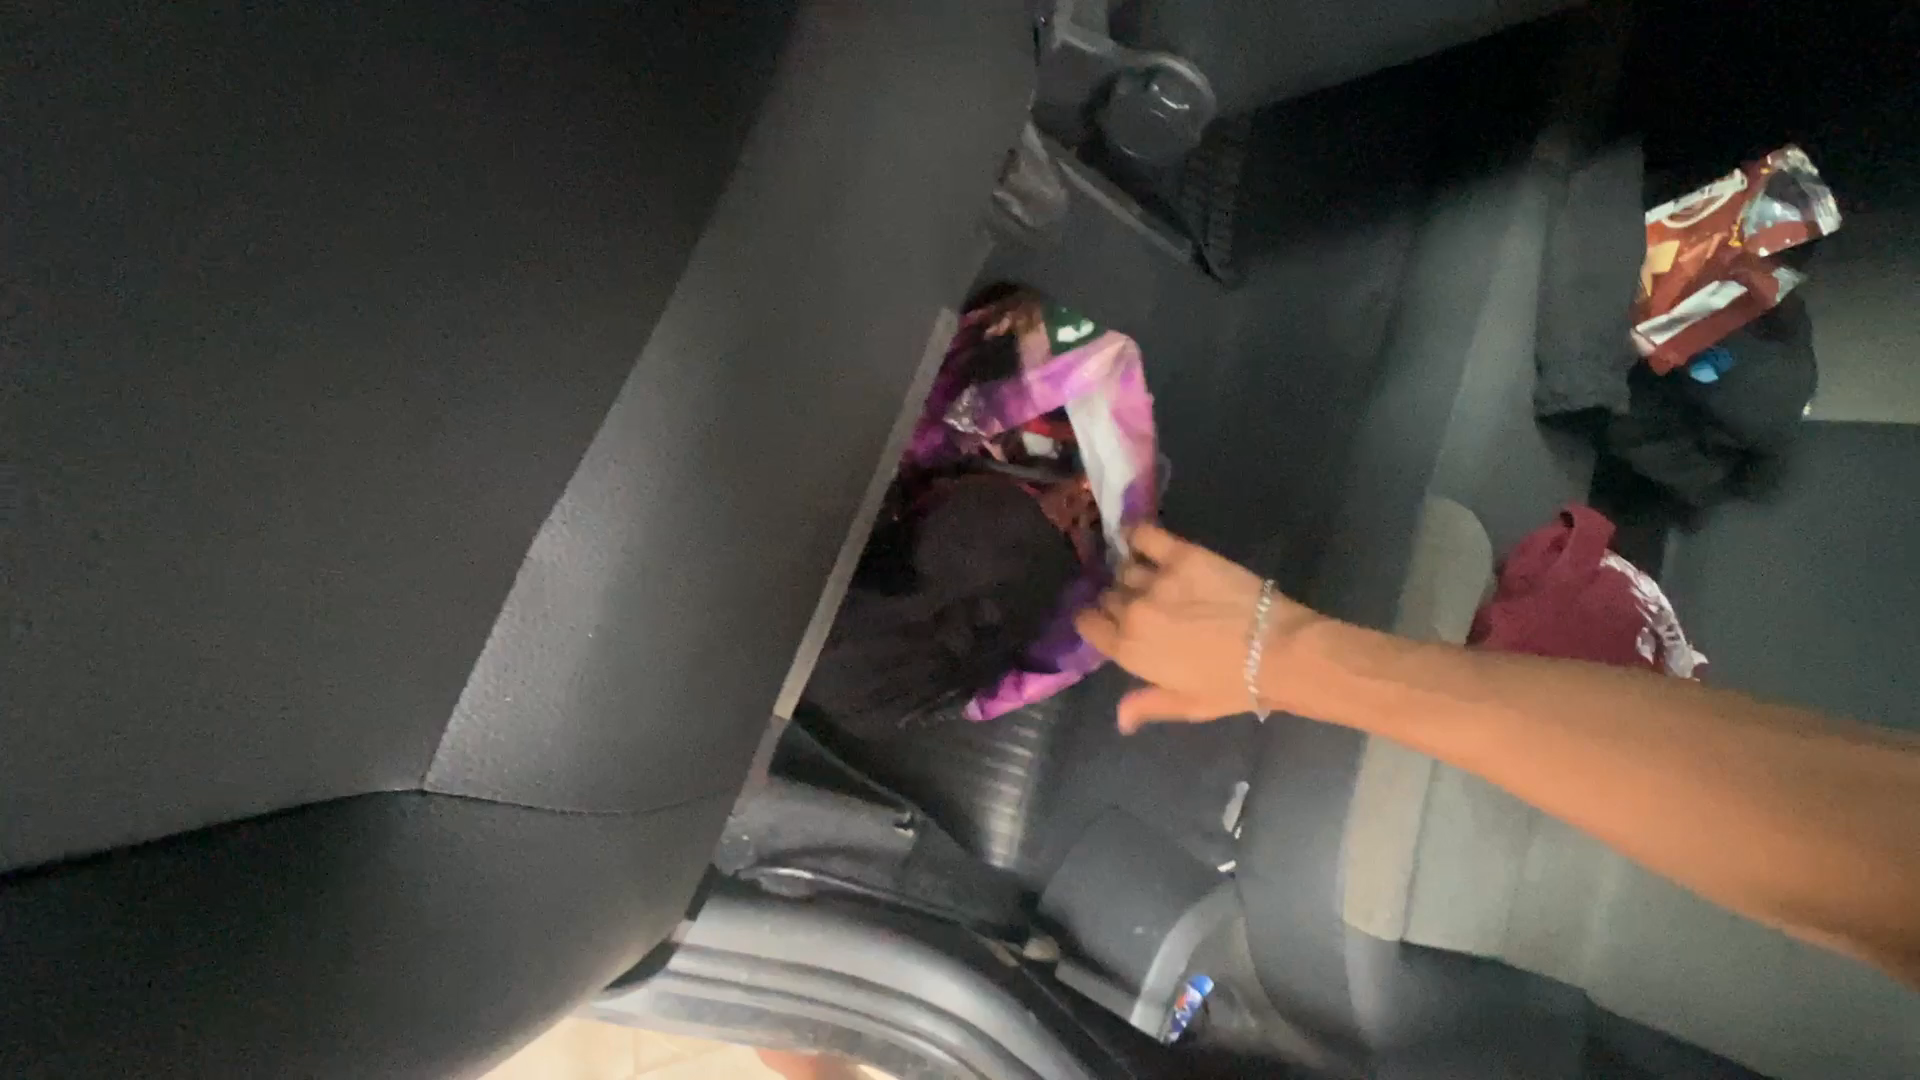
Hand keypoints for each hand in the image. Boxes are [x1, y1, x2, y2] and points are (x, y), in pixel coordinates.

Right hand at [1074, 525, 1321, 733]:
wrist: (1278, 651)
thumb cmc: (1232, 685)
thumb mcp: (1188, 705)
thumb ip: (1147, 706)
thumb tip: (1120, 721)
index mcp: (1128, 649)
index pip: (1088, 624)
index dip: (1095, 622)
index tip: (1108, 623)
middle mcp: (1132, 611)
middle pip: (1107, 595)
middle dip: (1116, 600)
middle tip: (1139, 606)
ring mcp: (1155, 580)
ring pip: (1124, 569)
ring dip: (1130, 574)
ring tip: (1148, 579)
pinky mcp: (1181, 555)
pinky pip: (1145, 536)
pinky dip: (1136, 535)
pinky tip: (1138, 538)